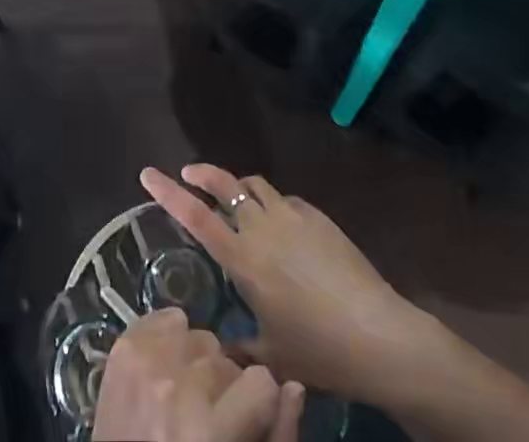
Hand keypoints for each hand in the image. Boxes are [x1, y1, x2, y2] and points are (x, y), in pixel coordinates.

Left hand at [93, 307, 304, 441]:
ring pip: (196, 334)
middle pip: (225, 358)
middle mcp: (177, 388)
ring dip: (196, 359)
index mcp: (209, 430)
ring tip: (186, 389)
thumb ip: (277, 436)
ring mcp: (145, 363)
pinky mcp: (122, 349)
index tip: (247, 418)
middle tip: (209, 411)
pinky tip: (167, 362)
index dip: (260, 401)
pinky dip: (169, 335)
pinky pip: (160, 318)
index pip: (262, 381)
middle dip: (224, 382)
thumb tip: (293, 387)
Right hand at [140, 165, 445, 406]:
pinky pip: (287, 200)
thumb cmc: (318, 349)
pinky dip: (275, 204)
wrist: (381, 337)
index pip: (194, 215)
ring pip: (256, 186)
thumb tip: (219, 350)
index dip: (166, 191)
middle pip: (224, 185)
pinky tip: (283, 225)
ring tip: (238, 199)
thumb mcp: (271, 355)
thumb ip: (240, 346)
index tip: (147, 173)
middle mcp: (261, 229)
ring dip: (240, 187)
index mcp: (242, 258)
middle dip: (202, 173)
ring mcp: (293, 219)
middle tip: (190, 173)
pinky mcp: (320, 220)